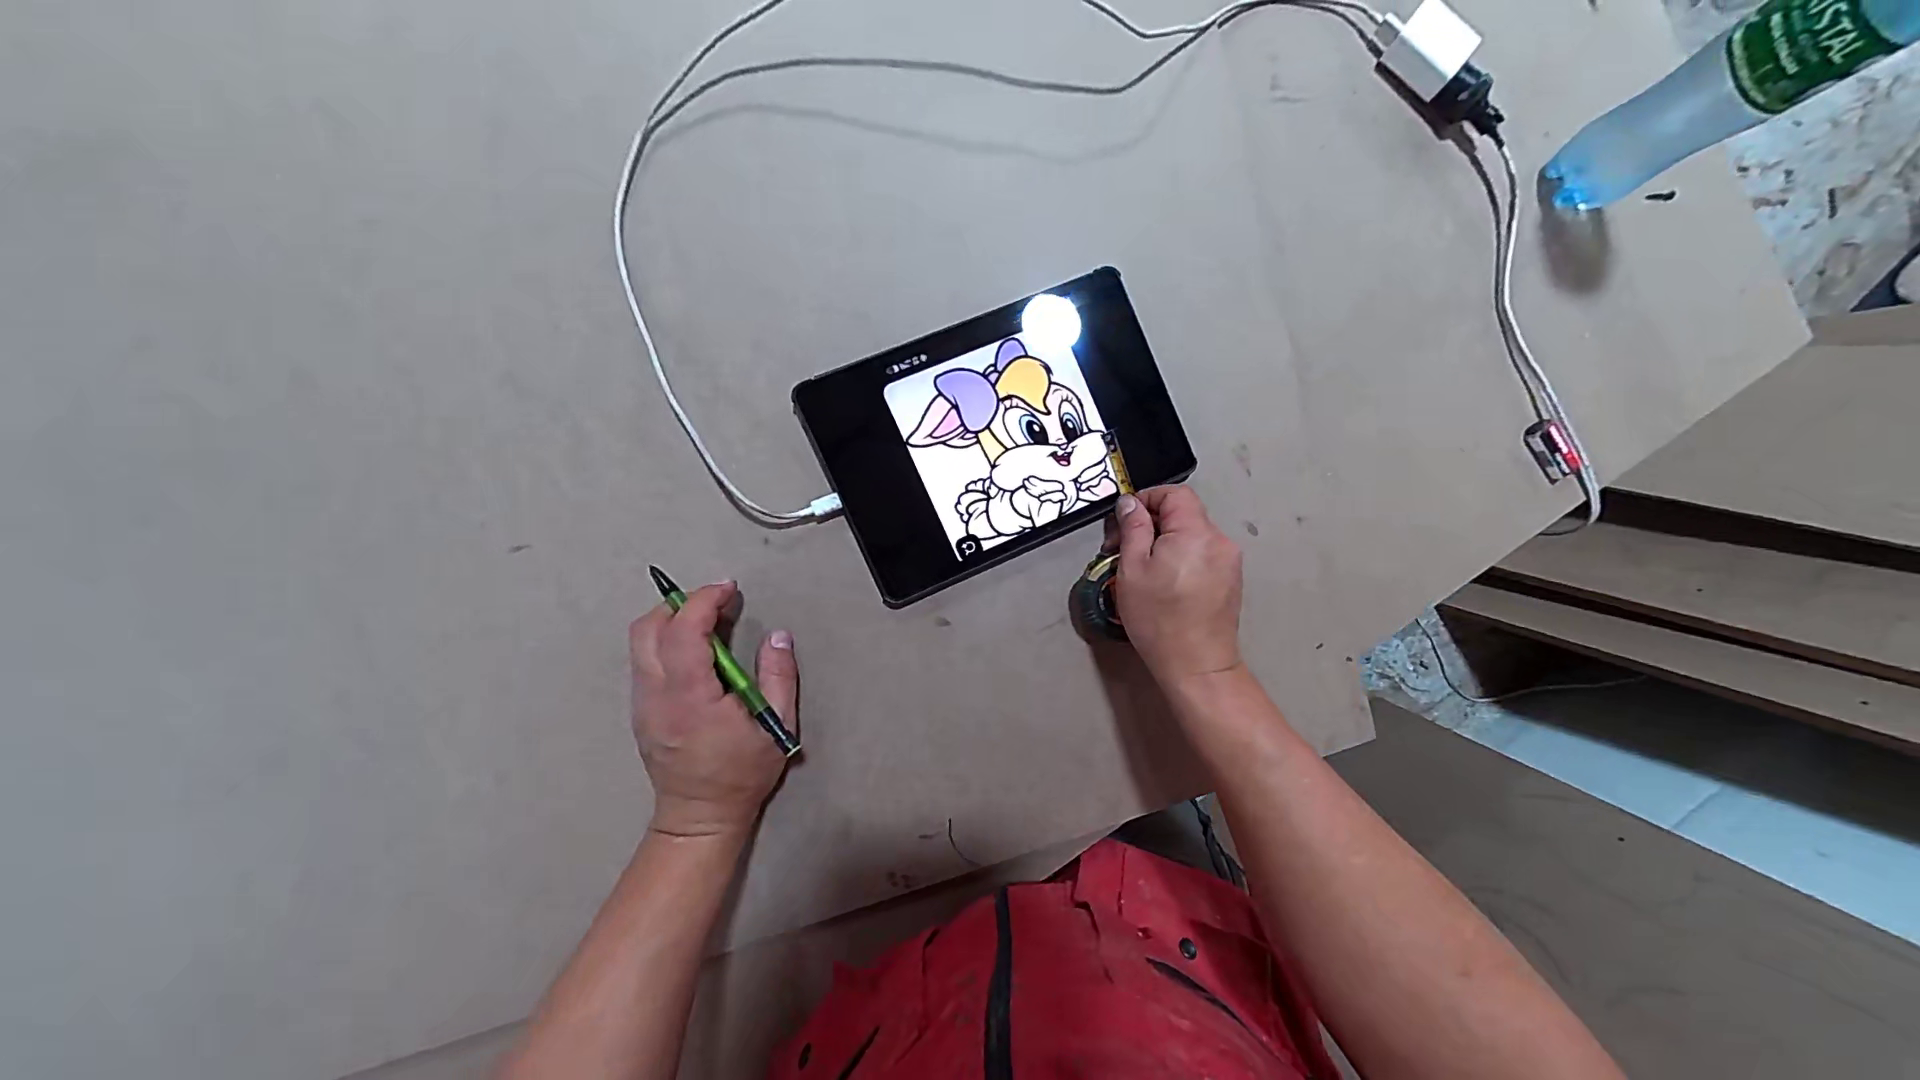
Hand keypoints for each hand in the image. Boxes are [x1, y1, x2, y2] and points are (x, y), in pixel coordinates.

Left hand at [629, 581, 796, 838]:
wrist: (699, 817)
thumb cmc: (742, 774)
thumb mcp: (776, 727)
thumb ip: (778, 676)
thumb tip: (778, 635)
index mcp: (690, 698)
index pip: (684, 632)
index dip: (704, 601)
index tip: (729, 588)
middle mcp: (656, 695)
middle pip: (648, 629)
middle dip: (680, 604)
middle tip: (715, 603)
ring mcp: (641, 703)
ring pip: (640, 642)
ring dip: (671, 620)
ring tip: (707, 623)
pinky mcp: (639, 710)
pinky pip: (644, 660)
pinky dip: (666, 641)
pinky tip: (695, 652)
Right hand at [1110, 486, 1244, 689]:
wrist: (1196, 663)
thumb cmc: (1161, 622)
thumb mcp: (1132, 569)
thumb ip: (1132, 528)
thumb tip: (1130, 504)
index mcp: (1195, 533)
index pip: (1174, 493)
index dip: (1147, 498)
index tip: (1126, 516)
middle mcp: (1218, 541)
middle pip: (1183, 512)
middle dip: (1152, 522)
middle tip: (1125, 546)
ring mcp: (1228, 560)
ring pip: (1191, 533)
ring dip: (1166, 540)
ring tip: (1144, 569)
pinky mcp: (1230, 577)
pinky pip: (1202, 552)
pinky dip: (1181, 556)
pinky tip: (1164, 581)